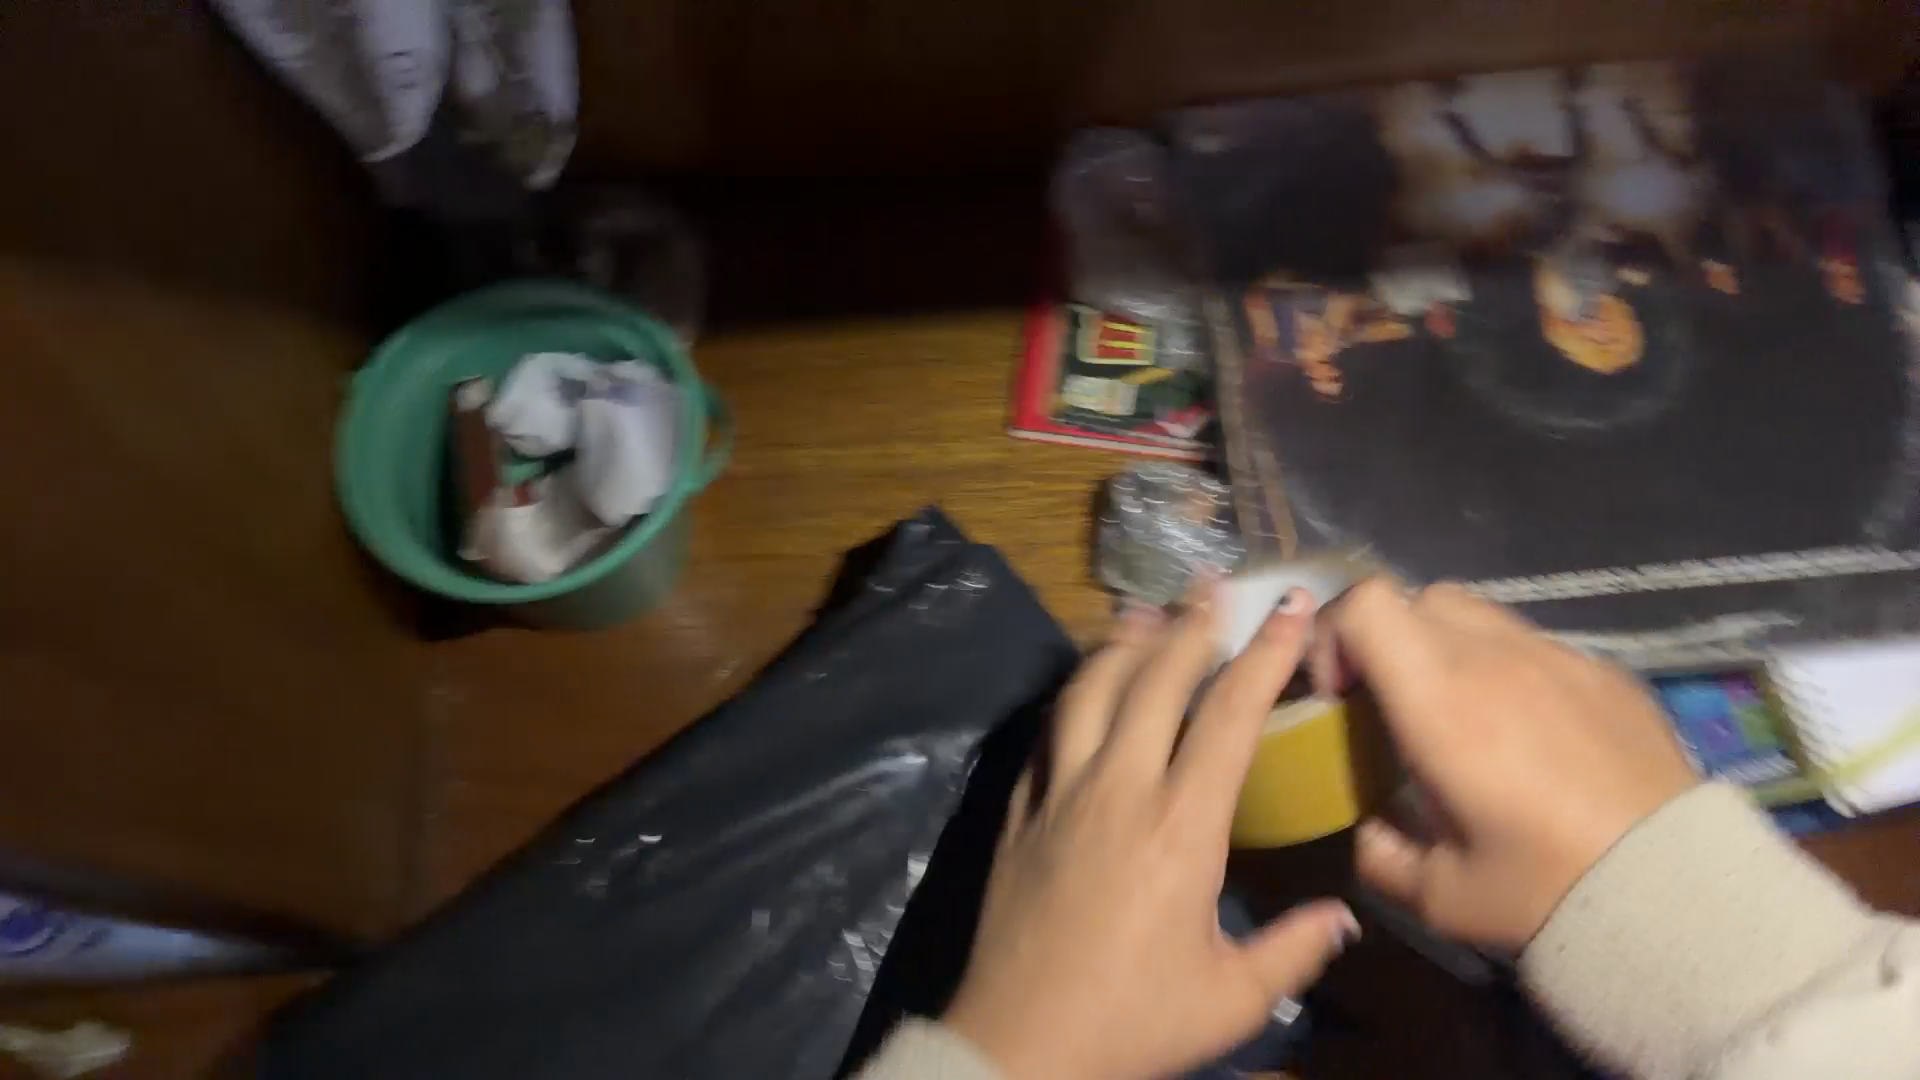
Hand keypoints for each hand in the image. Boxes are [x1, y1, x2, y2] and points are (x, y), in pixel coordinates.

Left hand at [944, 589, 1358, 1079]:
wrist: (1020, 1041)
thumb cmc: (1134, 1021)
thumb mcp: (1230, 998)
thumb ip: (1294, 950)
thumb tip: (1346, 917)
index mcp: (1181, 826)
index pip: (1231, 716)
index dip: (1265, 654)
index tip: (1290, 608)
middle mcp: (1118, 786)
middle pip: (1155, 681)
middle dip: (1189, 626)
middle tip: (1211, 586)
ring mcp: (1060, 788)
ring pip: (1090, 689)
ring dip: (1121, 643)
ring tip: (1144, 610)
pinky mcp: (1021, 803)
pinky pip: (1049, 728)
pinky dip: (1074, 692)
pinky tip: (1085, 681)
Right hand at [1321, 580, 1697, 949]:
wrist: (1694, 904)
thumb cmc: (1549, 889)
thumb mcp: (1438, 893)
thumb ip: (1377, 850)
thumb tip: (1364, 827)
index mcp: (1441, 699)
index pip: (1366, 605)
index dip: (1333, 634)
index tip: (1340, 693)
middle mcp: (1493, 658)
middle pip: (1413, 598)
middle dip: (1383, 638)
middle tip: (1389, 698)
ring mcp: (1556, 658)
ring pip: (1469, 610)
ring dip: (1439, 643)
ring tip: (1453, 707)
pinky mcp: (1604, 673)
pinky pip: (1528, 642)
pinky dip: (1500, 665)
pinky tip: (1523, 728)